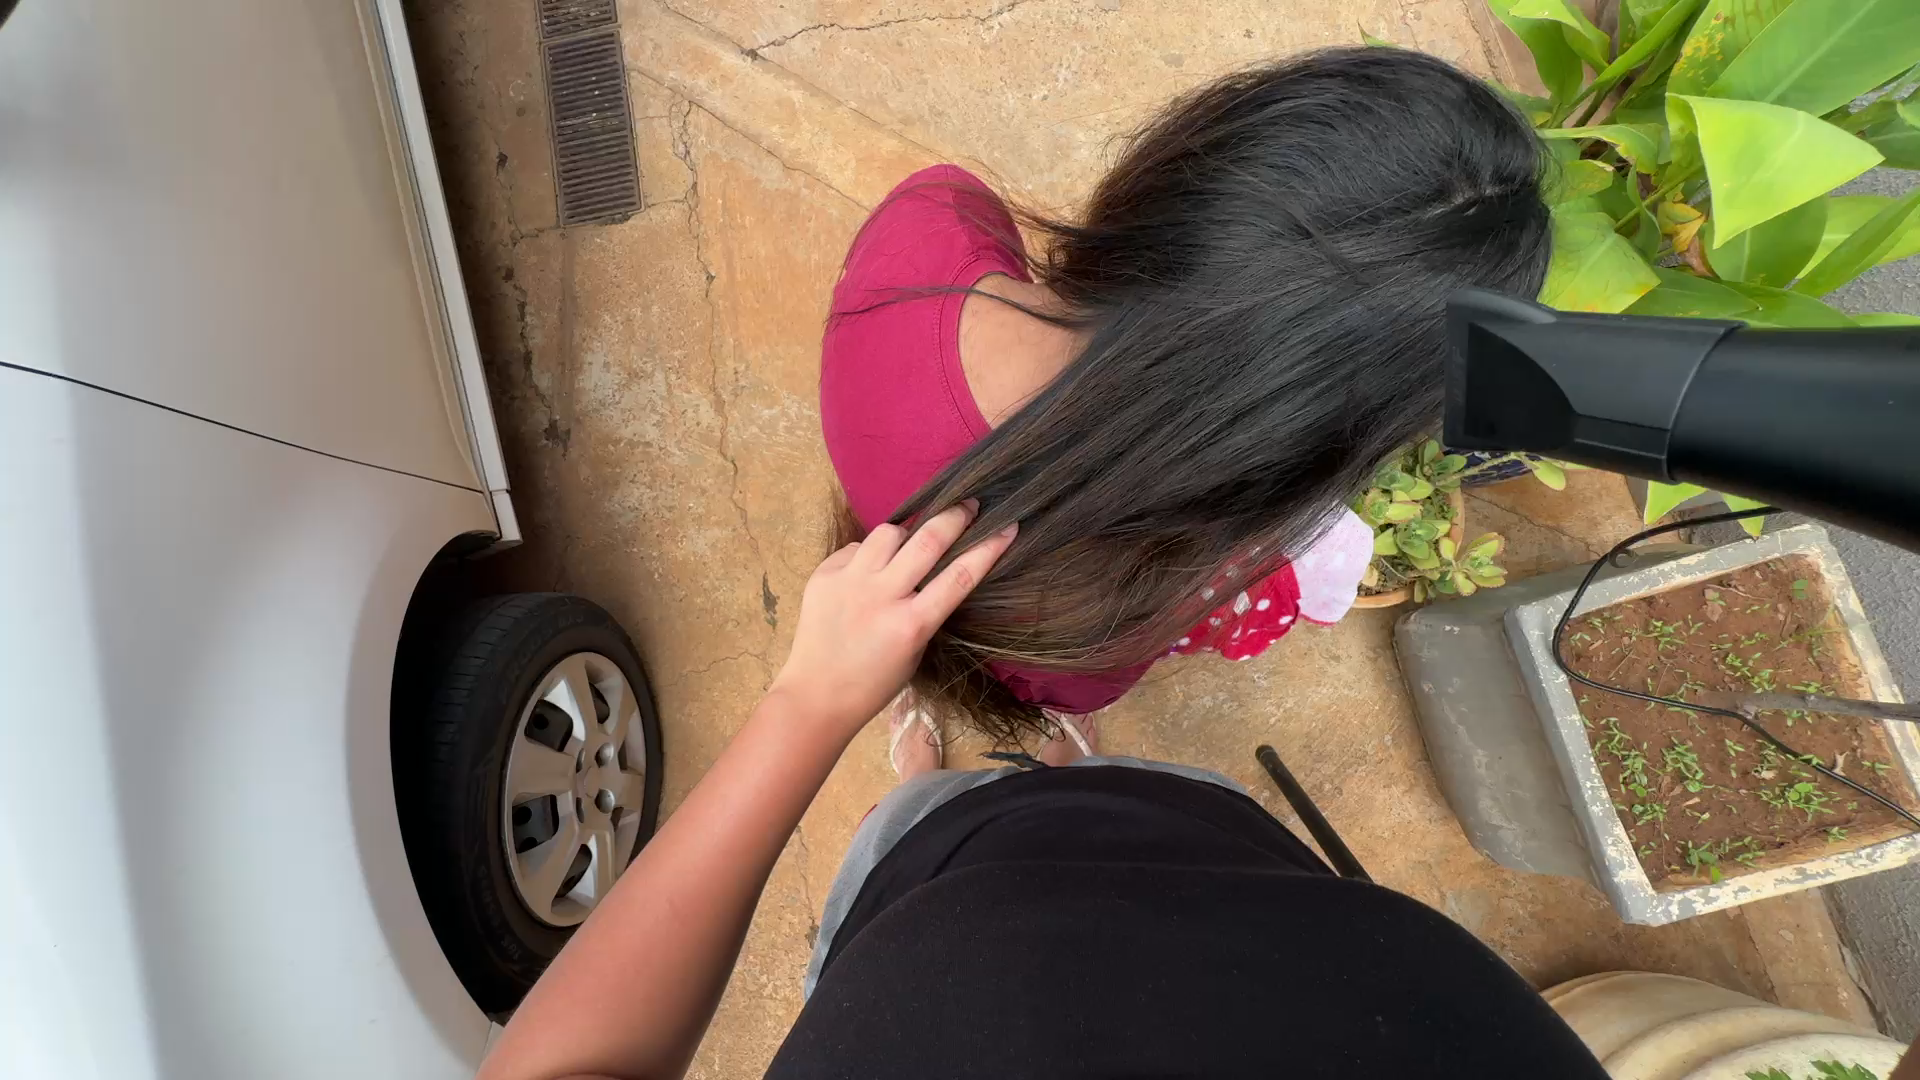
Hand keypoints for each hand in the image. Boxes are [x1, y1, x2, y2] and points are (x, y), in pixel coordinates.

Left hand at [767, 502, 1015, 737]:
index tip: (1007, 526)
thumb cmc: (875, 681)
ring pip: (889, 533)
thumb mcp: (916, 649)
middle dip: (955, 516)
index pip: (960, 575)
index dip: (989, 547)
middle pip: (927, 540)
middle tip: (970, 504)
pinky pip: (858, 548)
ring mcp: (849, 582)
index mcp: (911, 625)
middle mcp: (881, 597)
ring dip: (908, 532)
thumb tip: (937, 564)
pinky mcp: (825, 574)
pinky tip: (870, 571)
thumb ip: (927, 607)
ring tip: (911, 543)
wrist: (816, 694)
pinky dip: (871, 554)